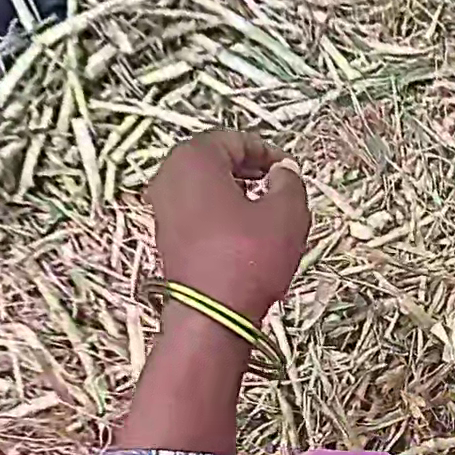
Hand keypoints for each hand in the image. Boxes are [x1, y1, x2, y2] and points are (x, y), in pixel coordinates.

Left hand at [146, 130, 310, 323]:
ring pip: (206, 191)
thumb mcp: (287, 214)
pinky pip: (199, 216)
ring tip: (265, 214)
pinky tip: (245, 238)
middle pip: (215, 163)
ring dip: (236, 196)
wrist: (213, 314)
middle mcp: (169, 177)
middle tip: (277, 187)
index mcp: (194, 158)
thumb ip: (290, 182)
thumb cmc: (250, 257)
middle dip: (249, 172)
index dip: (267, 152)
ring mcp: (163, 210)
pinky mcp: (167, 240)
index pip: (234, 140)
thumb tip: (285, 172)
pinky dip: (222, 218)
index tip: (288, 169)